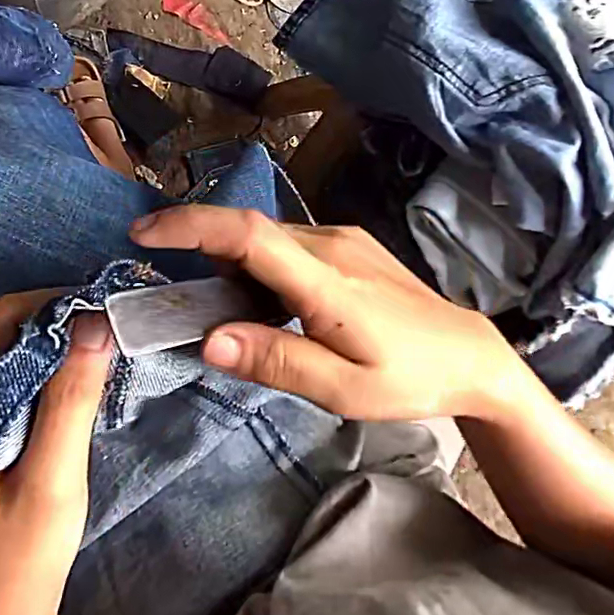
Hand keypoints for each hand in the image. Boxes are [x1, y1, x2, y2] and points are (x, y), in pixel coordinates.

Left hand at [0, 289, 112, 614]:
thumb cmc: (16, 572)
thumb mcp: (51, 483)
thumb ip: (70, 400)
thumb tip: (96, 321)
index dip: (54, 305)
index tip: (109, 303)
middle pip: (3, 342)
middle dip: (62, 324)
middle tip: (120, 323)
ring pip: (15, 367)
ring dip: (63, 352)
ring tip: (115, 345)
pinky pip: (20, 396)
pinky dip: (57, 381)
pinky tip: (92, 384)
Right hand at [129, 206, 536, 421]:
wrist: (469, 353)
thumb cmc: (409, 378)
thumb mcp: (342, 388)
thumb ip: (276, 361)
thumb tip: (208, 339)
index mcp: (328, 280)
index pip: (248, 235)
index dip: (191, 226)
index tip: (144, 232)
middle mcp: (333, 244)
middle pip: (251, 233)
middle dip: (202, 250)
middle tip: (175, 293)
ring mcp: (345, 239)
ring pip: (270, 239)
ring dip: (234, 264)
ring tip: (231, 312)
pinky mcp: (351, 245)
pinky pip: (291, 245)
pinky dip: (261, 266)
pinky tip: (270, 305)